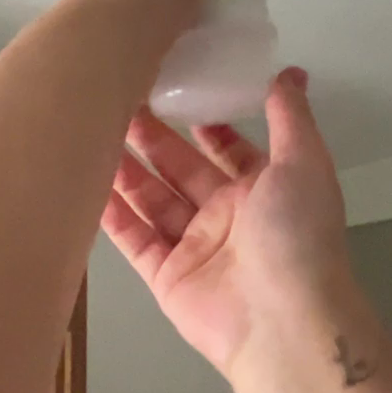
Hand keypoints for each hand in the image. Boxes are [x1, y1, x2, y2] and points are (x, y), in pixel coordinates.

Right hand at [100, 68, 356, 376]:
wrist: (282, 321)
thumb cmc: (296, 236)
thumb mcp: (305, 164)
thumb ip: (290, 117)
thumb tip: (288, 72)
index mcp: (261, 190)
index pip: (226, 149)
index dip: (202, 122)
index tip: (172, 91)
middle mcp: (226, 216)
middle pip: (181, 169)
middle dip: (153, 139)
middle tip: (119, 104)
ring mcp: (192, 246)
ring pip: (151, 200)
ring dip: (125, 170)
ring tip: (93, 134)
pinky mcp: (164, 275)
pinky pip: (133, 238)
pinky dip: (111, 214)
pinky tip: (86, 184)